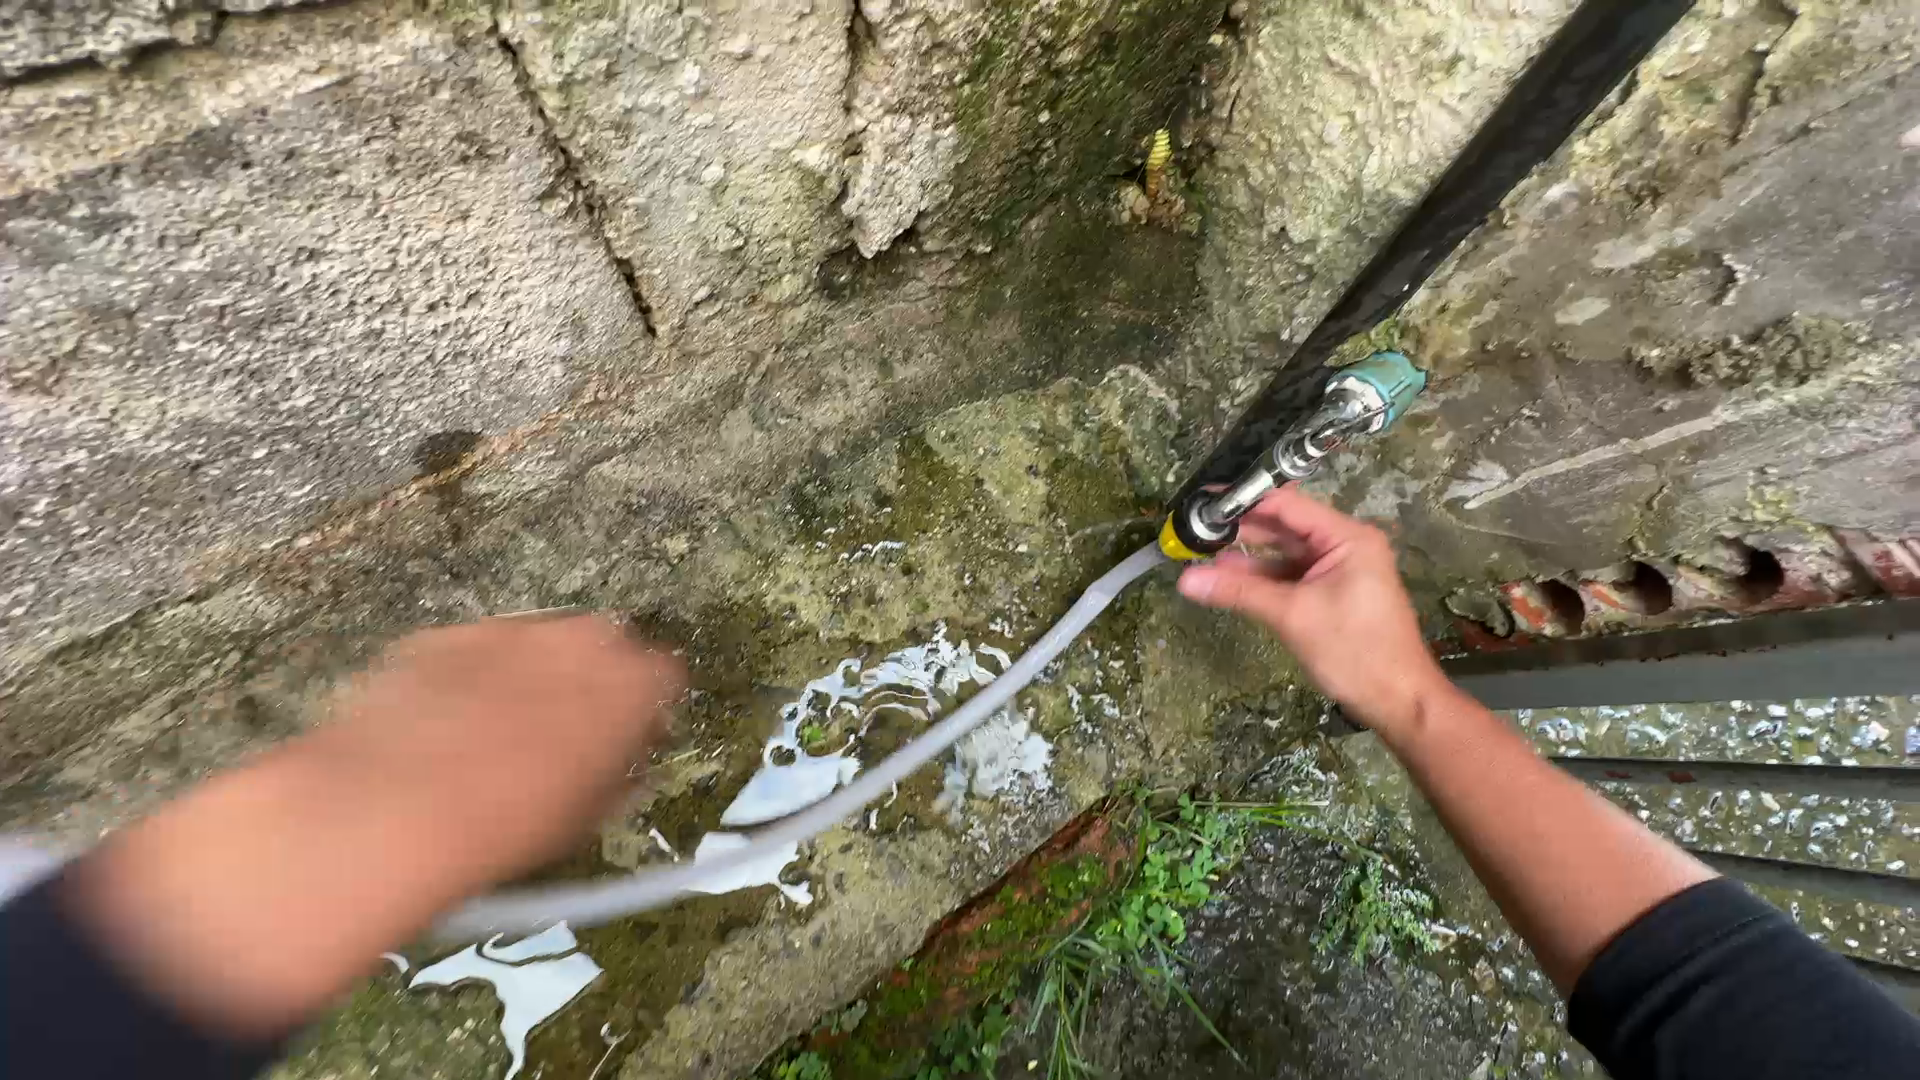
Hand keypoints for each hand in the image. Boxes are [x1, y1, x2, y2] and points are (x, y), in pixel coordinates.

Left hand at [311, 616, 686, 884]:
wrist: (393, 808)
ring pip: (543, 642)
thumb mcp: (591, 812)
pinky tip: (447, 719)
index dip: (650, 704)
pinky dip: (475, 674)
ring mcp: (515, 630)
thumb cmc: (516, 820)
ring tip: (502, 724)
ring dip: (537, 671)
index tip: (634, 733)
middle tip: (570, 726)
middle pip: (608, 644)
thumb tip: (627, 767)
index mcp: (636, 681)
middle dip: (596, 677)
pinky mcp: (450, 633)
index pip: (667, 673)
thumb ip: (621, 773)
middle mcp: (586, 639)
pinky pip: (480, 649)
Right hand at [1175, 487, 1448, 734]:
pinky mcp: (1327, 593)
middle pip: (1283, 526)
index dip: (1244, 501)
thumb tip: (1185, 580)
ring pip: (1282, 553)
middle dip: (1240, 528)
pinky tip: (1225, 578)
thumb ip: (1238, 591)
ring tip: (1200, 553)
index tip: (1204, 503)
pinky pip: (1287, 576)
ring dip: (1245, 555)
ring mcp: (1335, 570)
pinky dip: (1259, 578)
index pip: (1286, 505)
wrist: (1397, 701)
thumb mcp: (1292, 615)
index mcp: (1346, 537)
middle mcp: (1342, 546)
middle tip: (1196, 528)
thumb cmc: (1355, 650)